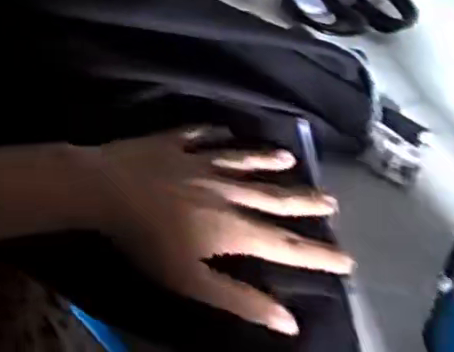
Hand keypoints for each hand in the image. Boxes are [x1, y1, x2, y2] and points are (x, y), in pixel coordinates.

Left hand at [89, 127, 352, 335]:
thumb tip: (290, 321)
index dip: (318, 253)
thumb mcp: (192, 280)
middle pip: (270, 196)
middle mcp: (223, 189)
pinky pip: (198, 134)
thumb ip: (240, 299)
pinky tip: (223, 131)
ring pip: (240, 159)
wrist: (105, 186)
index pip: (284, 244)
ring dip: (265, 159)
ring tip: (289, 157)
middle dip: (303, 201)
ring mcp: (196, 159)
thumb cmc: (146, 240)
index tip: (348, 258)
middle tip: (332, 199)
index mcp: (231, 226)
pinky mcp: (170, 141)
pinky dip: (214, 133)